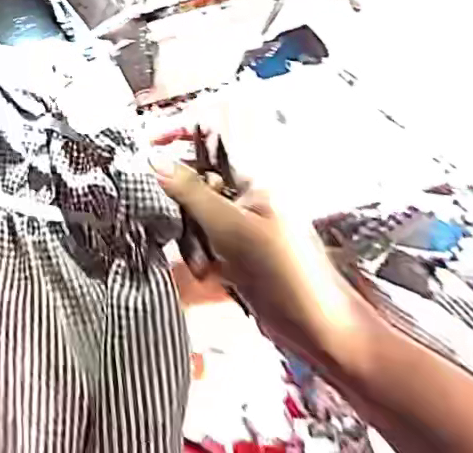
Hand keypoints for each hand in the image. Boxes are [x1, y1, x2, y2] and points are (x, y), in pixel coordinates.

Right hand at [152, 155, 364, 358]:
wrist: (323, 335)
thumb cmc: (287, 275)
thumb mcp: (230, 228)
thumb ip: (190, 192)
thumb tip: (154, 160)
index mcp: (253, 178)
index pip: (209, 141)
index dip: (179, 137)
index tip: (149, 145)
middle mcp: (247, 196)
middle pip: (196, 182)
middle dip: (183, 207)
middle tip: (180, 228)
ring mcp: (243, 224)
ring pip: (196, 215)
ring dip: (192, 240)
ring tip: (204, 265)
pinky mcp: (239, 251)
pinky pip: (205, 241)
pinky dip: (201, 256)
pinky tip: (208, 275)